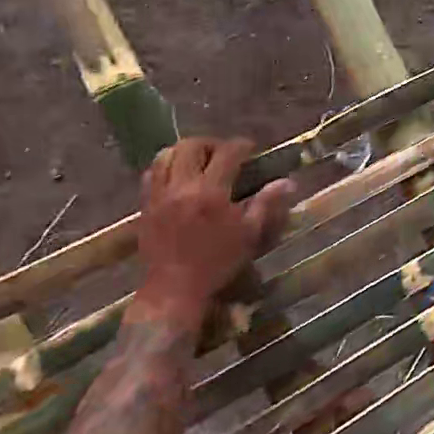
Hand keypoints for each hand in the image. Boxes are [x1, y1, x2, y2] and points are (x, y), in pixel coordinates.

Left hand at [136, 137, 293, 314]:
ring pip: (167, 154)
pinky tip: (178, 177)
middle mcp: (182, 186)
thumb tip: (288, 182)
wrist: (174, 290)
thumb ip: (266, 203)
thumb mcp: (249, 234)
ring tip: (199, 161)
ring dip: (186, 151)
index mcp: (211, 192)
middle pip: (192, 145)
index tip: (252, 150)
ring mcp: (160, 194)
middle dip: (211, 144)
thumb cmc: (217, 263)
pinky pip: (151, 173)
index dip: (242, 146)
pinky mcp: (146, 205)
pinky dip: (165, 166)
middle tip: (224, 154)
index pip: (227, 153)